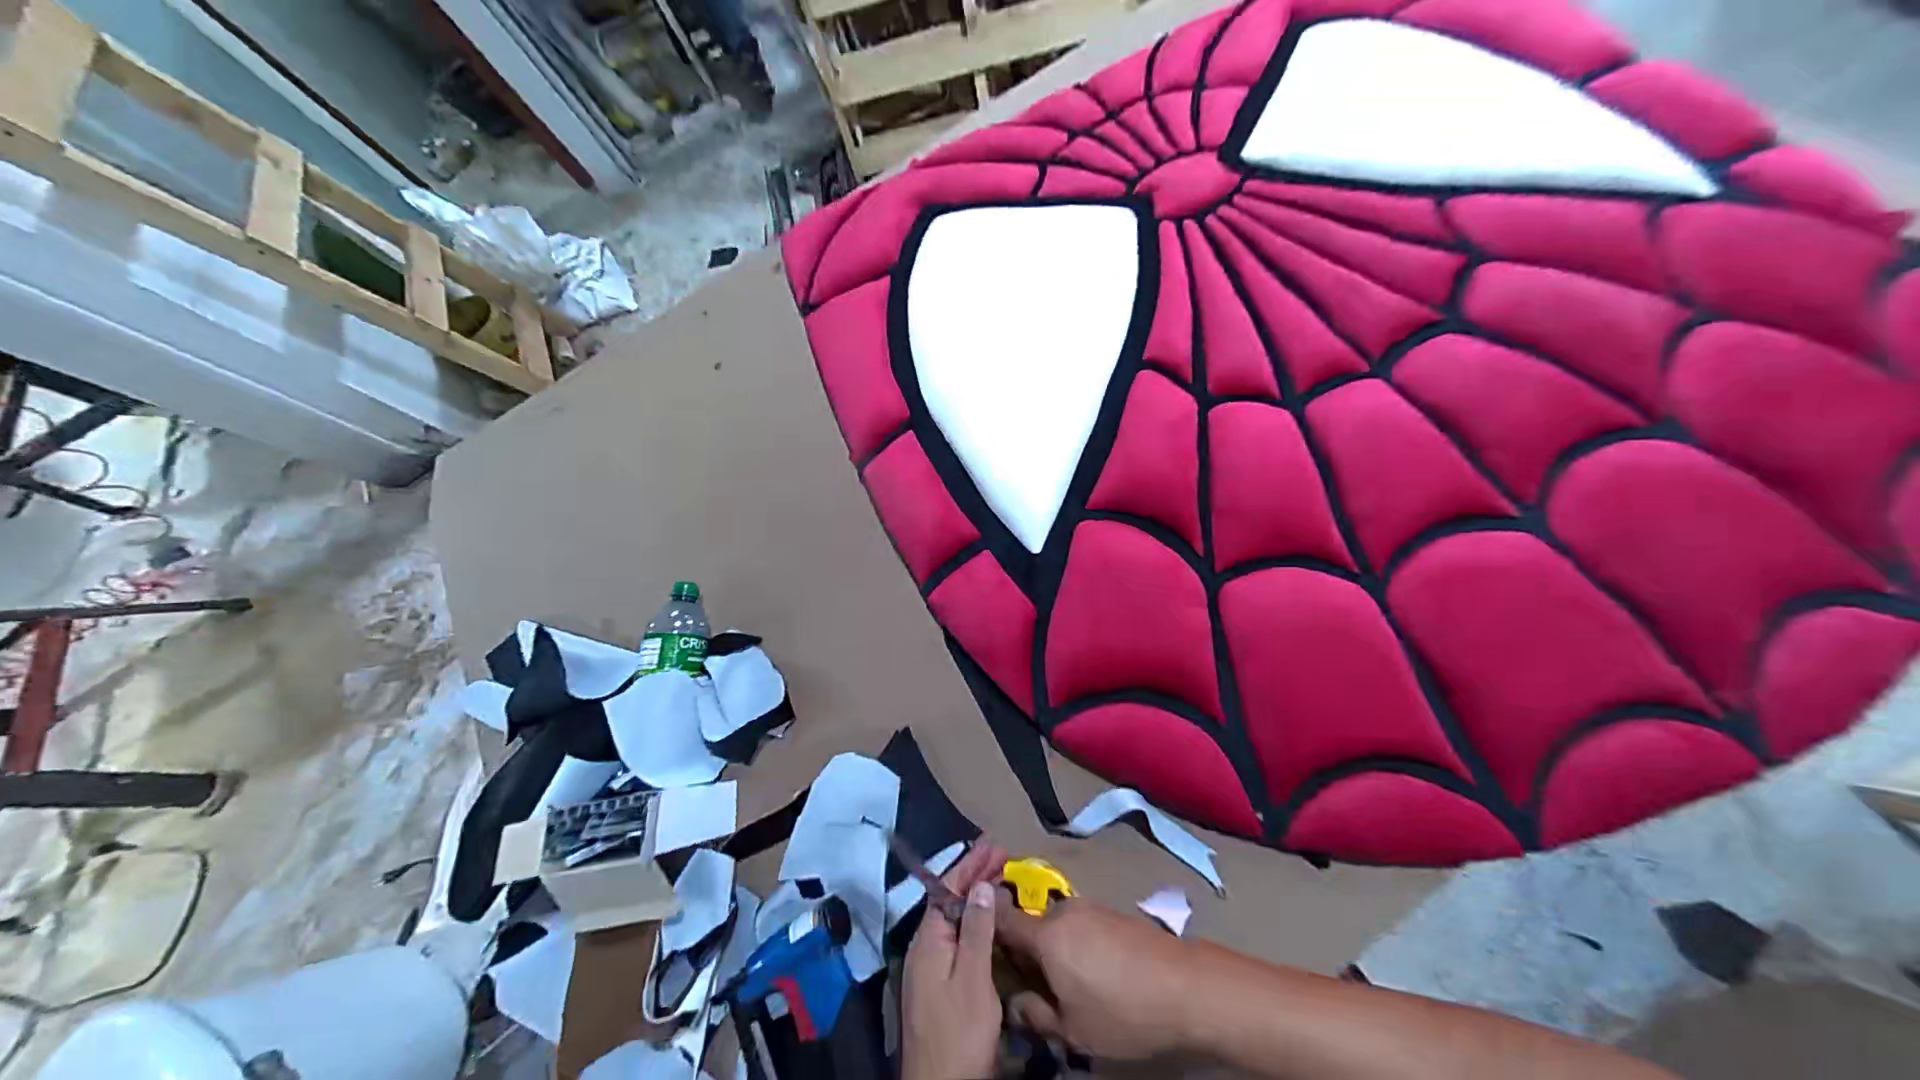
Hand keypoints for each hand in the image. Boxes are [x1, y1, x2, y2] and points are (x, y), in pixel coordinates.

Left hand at [900, 840, 1008, 1079]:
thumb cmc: (958, 1031)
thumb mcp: (972, 978)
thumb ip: (976, 930)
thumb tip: (981, 885)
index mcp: (928, 940)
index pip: (948, 889)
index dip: (971, 865)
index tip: (994, 845)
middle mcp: (926, 949)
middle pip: (950, 901)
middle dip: (975, 877)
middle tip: (1002, 856)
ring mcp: (931, 969)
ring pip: (955, 921)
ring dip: (977, 898)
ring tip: (1001, 880)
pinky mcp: (941, 987)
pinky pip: (959, 940)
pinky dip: (976, 924)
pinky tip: (992, 925)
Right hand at [993, 898, 1197, 1060]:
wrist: (1187, 987)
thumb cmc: (1123, 1013)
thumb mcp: (1074, 1031)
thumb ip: (1036, 1014)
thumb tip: (1017, 1002)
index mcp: (1047, 935)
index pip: (1003, 920)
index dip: (988, 931)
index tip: (984, 947)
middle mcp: (1065, 912)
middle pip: (1032, 924)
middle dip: (1027, 948)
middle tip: (1034, 981)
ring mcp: (1092, 908)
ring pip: (1058, 924)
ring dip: (1055, 946)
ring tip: (1067, 980)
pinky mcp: (1114, 912)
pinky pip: (1082, 924)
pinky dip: (1078, 943)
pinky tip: (1094, 970)